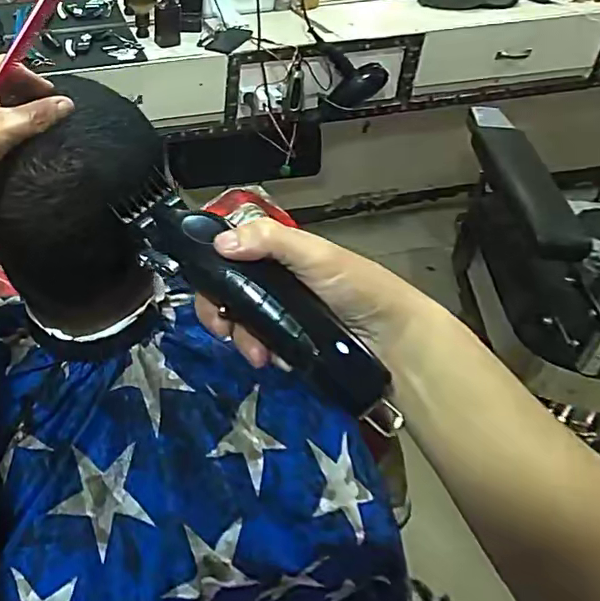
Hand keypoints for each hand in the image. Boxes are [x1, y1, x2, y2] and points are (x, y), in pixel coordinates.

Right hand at [195, 217, 432, 368]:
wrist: (394, 342)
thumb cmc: (357, 287)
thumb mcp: (315, 254)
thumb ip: (270, 240)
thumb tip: (221, 242)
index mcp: (279, 253)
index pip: (232, 252)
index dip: (213, 266)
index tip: (206, 287)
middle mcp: (275, 281)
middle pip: (228, 290)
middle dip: (219, 310)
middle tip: (222, 328)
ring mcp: (281, 313)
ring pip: (240, 321)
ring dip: (240, 337)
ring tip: (257, 354)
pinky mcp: (288, 343)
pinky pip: (259, 345)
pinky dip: (258, 352)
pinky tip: (270, 360)